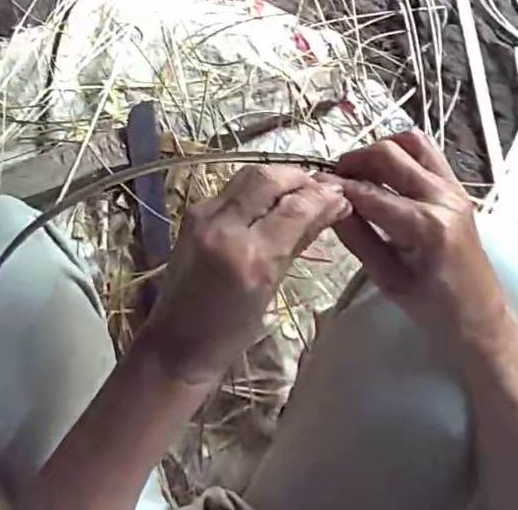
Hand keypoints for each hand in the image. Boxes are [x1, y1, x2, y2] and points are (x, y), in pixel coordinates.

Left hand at [137, 165, 349, 385]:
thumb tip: (334, 206)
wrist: (177, 343)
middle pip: (269, 177)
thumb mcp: (273, 288)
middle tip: (320, 189)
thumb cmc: (231, 331)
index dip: (322, 196)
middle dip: (300, 178)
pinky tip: (271, 199)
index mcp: (250, 257)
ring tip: (299, 190)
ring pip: (250, 174)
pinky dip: (258, 187)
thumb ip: (301, 239)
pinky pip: (233, 186)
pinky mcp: (194, 211)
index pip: (295, 208)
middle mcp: (225, 228)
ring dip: (279, 177)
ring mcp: (205, 215)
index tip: (341, 194)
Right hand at [329, 130, 517, 358]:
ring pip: (410, 142)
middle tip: (337, 178)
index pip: (369, 193)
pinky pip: (427, 151)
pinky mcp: (457, 185)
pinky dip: (402, 151)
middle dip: (355, 161)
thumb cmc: (433, 308)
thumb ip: (357, 236)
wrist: (480, 317)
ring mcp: (453, 187)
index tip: (315, 184)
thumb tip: (330, 204)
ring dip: (380, 150)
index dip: (338, 186)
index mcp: (425, 226)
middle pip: (388, 154)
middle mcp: (442, 197)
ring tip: (361, 171)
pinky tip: (386, 171)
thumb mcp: (386, 279)